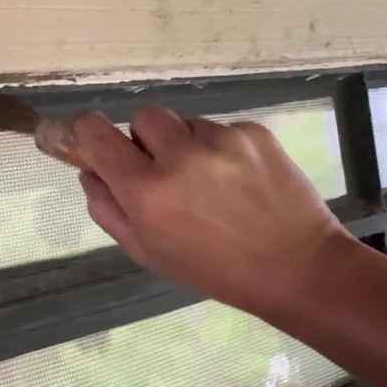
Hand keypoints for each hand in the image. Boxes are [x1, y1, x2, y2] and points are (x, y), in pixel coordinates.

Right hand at [73, 107, 353, 318]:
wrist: (298, 268)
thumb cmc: (211, 269)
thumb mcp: (145, 251)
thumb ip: (106, 208)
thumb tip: (89, 172)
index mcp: (145, 190)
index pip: (97, 132)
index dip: (89, 130)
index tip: (95, 138)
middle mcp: (179, 156)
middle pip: (143, 116)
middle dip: (144, 138)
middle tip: (161, 167)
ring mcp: (221, 140)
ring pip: (183, 122)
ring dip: (184, 143)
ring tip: (207, 180)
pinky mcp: (254, 133)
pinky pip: (219, 128)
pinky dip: (219, 149)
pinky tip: (236, 181)